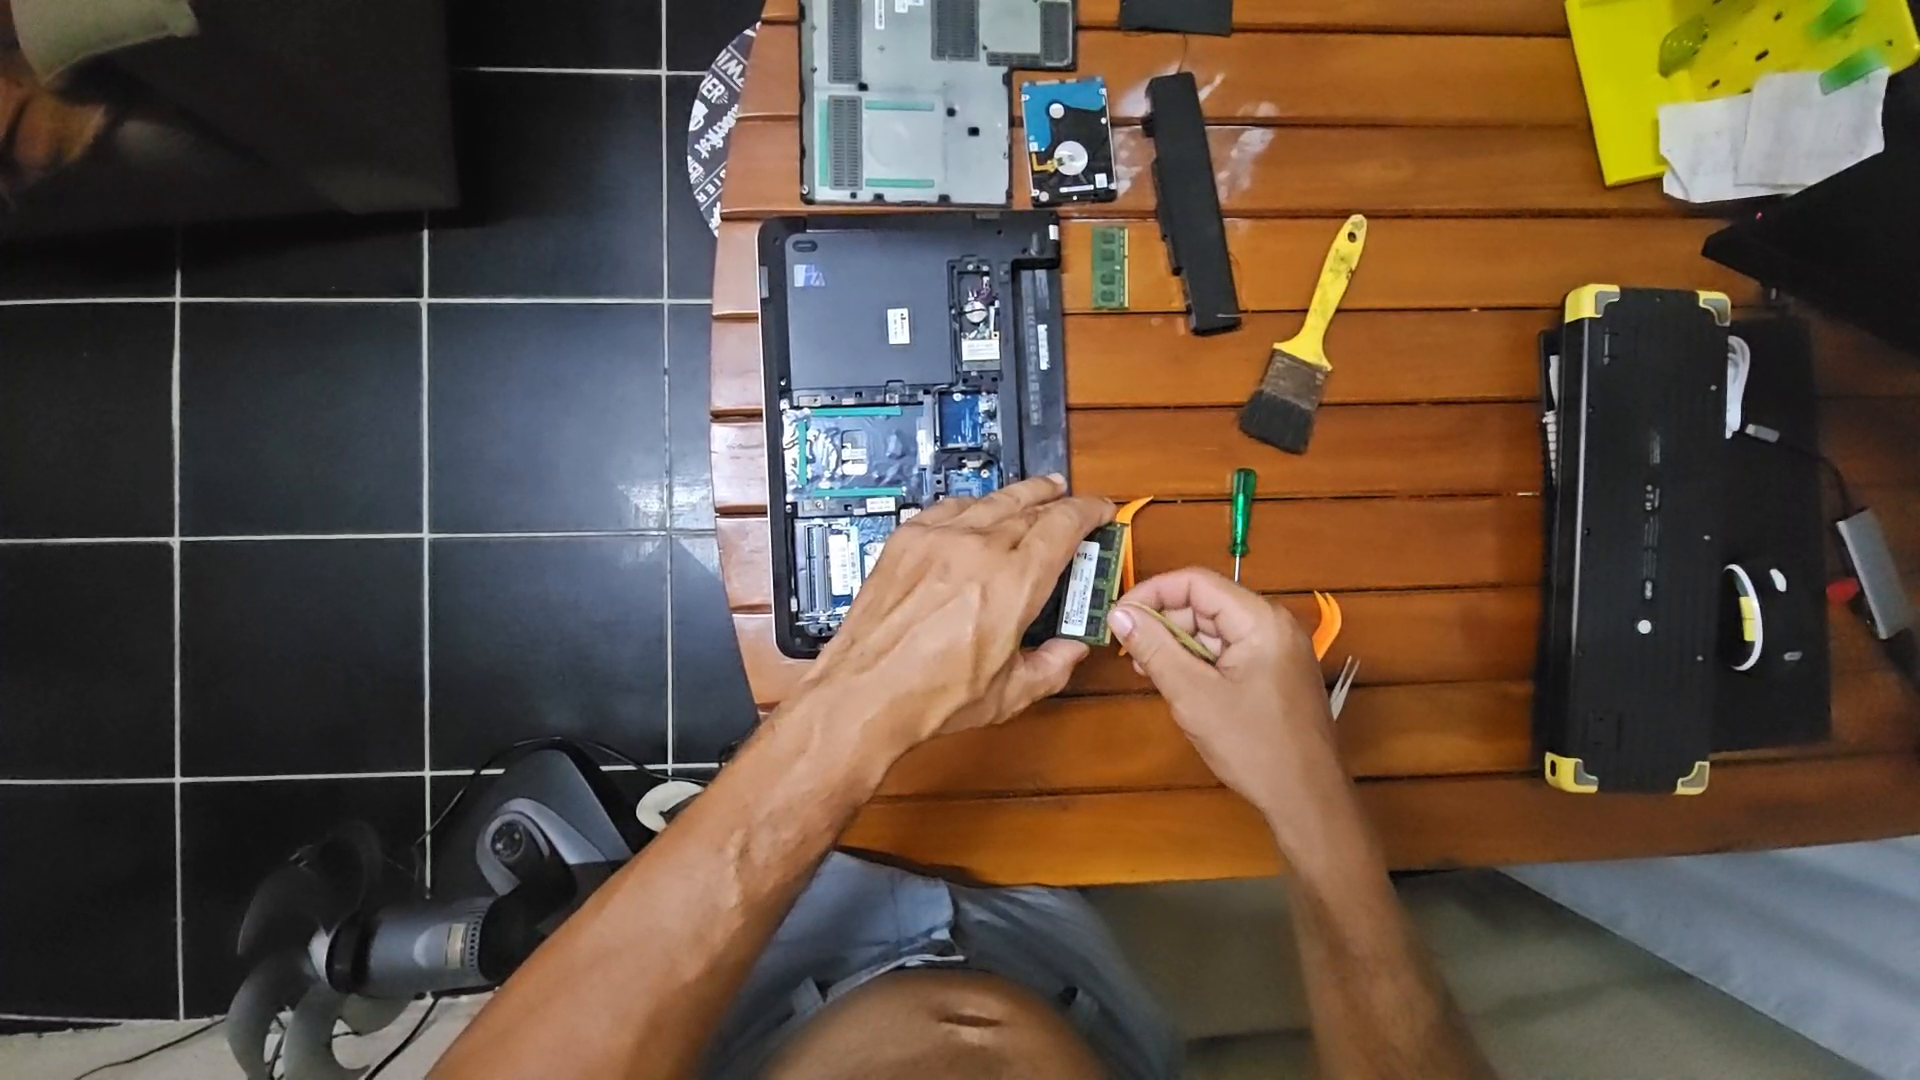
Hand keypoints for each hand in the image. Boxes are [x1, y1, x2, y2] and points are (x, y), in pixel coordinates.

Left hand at [799, 475, 1114, 755]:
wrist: (864, 693)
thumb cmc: (929, 696)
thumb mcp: (1009, 694)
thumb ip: (1052, 666)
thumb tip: (1070, 650)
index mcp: (1014, 583)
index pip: (1064, 524)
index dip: (1089, 512)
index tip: (1100, 511)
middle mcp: (978, 549)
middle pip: (1031, 506)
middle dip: (1058, 502)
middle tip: (1071, 502)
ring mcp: (939, 539)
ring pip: (992, 499)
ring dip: (1020, 495)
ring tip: (1035, 493)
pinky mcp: (907, 540)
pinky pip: (949, 507)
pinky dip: (973, 506)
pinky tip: (978, 511)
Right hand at [1107, 569, 1340, 819]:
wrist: (1308, 800)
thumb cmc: (1254, 747)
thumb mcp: (1193, 695)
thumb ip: (1154, 648)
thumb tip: (1119, 614)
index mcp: (1261, 620)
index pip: (1195, 582)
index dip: (1152, 593)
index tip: (1119, 617)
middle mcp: (1272, 624)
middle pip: (1204, 603)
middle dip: (1162, 621)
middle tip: (1130, 650)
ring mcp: (1276, 648)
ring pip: (1212, 627)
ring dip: (1176, 643)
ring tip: (1148, 670)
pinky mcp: (1273, 670)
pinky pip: (1225, 650)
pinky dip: (1196, 660)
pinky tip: (1175, 681)